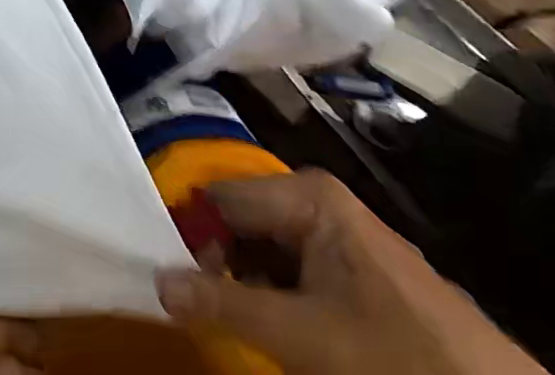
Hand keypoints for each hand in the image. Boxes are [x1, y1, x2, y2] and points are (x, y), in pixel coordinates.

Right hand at [157, 170, 547, 374]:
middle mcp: (318, 201)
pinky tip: (272, 324)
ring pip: (263, 244)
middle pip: (239, 217)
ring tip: (231, 316)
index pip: (219, 198)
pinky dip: (271, 291)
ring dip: (241, 279)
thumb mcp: (301, 337)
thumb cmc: (397, 359)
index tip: (171, 275)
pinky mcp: (353, 266)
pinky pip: (291, 265)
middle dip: (216, 258)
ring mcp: (338, 233)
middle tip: (200, 302)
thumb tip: (156, 282)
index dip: (190, 235)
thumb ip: (223, 304)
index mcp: (307, 196)